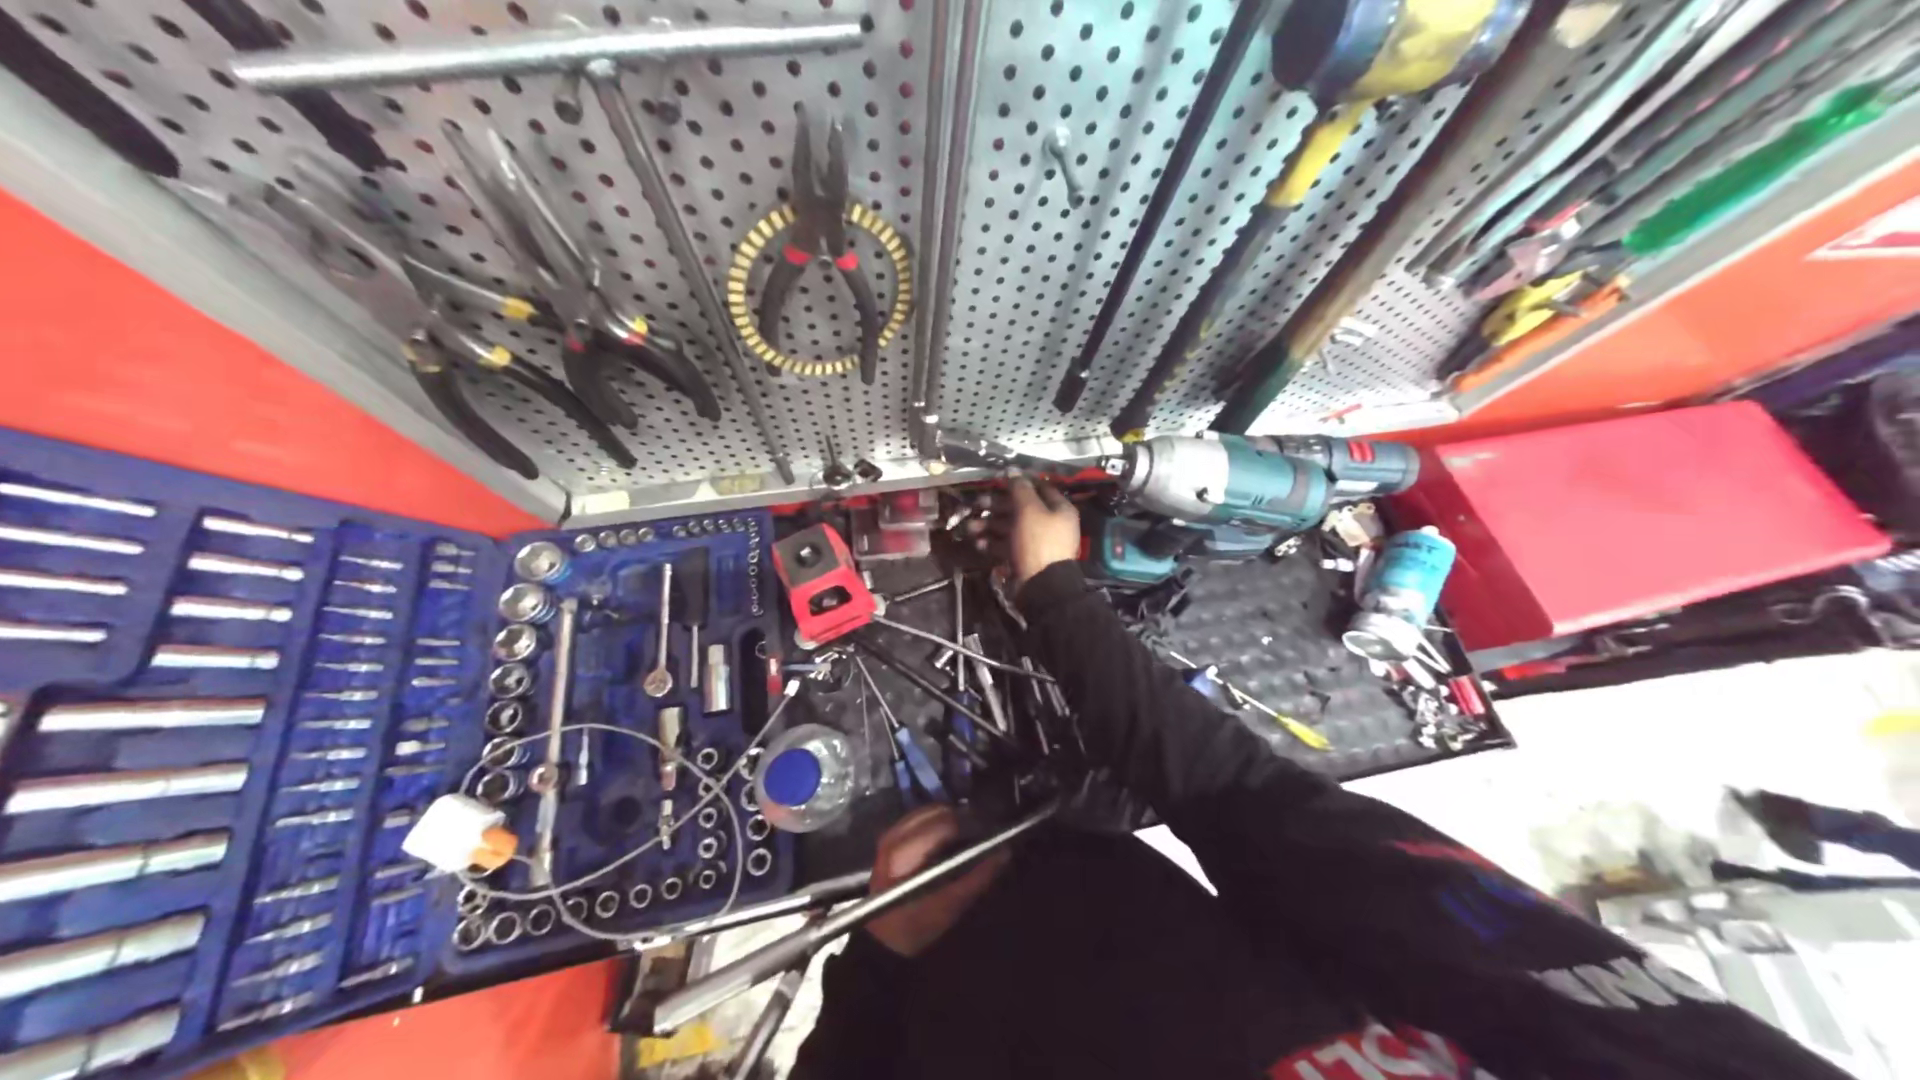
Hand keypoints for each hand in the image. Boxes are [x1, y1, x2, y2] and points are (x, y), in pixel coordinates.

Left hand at [864, 805, 1008, 956]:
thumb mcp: (950, 906)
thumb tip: (1004, 851)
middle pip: (937, 811)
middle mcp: (895, 834)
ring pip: (929, 811)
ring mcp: (890, 833)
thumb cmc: (915, 926)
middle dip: (963, 818)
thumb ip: (978, 877)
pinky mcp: (890, 836)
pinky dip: (938, 822)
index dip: (972, 823)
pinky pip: (920, 818)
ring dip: (951, 818)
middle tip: (983, 833)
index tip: (991, 831)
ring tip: (968, 835)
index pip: (946, 822)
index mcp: (905, 851)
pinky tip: (949, 839)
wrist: (882, 940)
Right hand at [964, 474, 1079, 586]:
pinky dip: (991, 543)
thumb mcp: (1029, 510)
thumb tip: (1012, 469)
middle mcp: (1049, 523)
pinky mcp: (1023, 558)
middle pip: (1019, 508)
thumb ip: (1020, 488)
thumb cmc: (1038, 542)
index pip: (1038, 488)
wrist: (1041, 586)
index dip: (1018, 482)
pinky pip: (1006, 546)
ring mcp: (1036, 542)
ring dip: (989, 526)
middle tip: (977, 504)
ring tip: (970, 528)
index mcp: (1058, 509)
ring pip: (1009, 527)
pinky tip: (978, 544)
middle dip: (996, 506)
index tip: (997, 480)